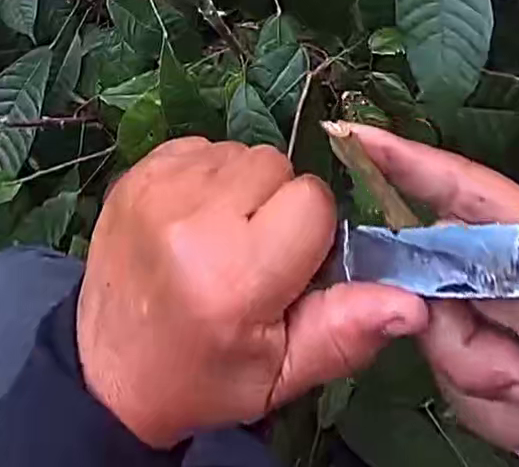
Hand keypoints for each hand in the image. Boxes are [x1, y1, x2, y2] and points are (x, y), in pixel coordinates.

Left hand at [77, 138, 429, 447]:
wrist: (107, 367)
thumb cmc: (203, 374)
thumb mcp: (279, 372)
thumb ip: (345, 331)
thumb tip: (411, 302)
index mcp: (234, 273)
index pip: (312, 199)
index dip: (310, 230)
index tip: (286, 263)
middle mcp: (192, 217)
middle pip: (276, 165)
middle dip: (276, 202)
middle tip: (250, 248)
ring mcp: (158, 186)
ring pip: (241, 150)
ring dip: (241, 185)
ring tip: (218, 232)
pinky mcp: (137, 169)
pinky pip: (203, 145)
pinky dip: (208, 173)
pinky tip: (191, 214)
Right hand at [333, 123, 518, 466]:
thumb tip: (446, 249)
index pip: (460, 185)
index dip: (401, 157)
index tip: (346, 132)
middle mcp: (516, 272)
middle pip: (436, 274)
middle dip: (467, 337)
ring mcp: (507, 321)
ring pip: (442, 335)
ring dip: (491, 388)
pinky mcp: (504, 368)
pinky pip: (460, 382)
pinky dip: (500, 415)